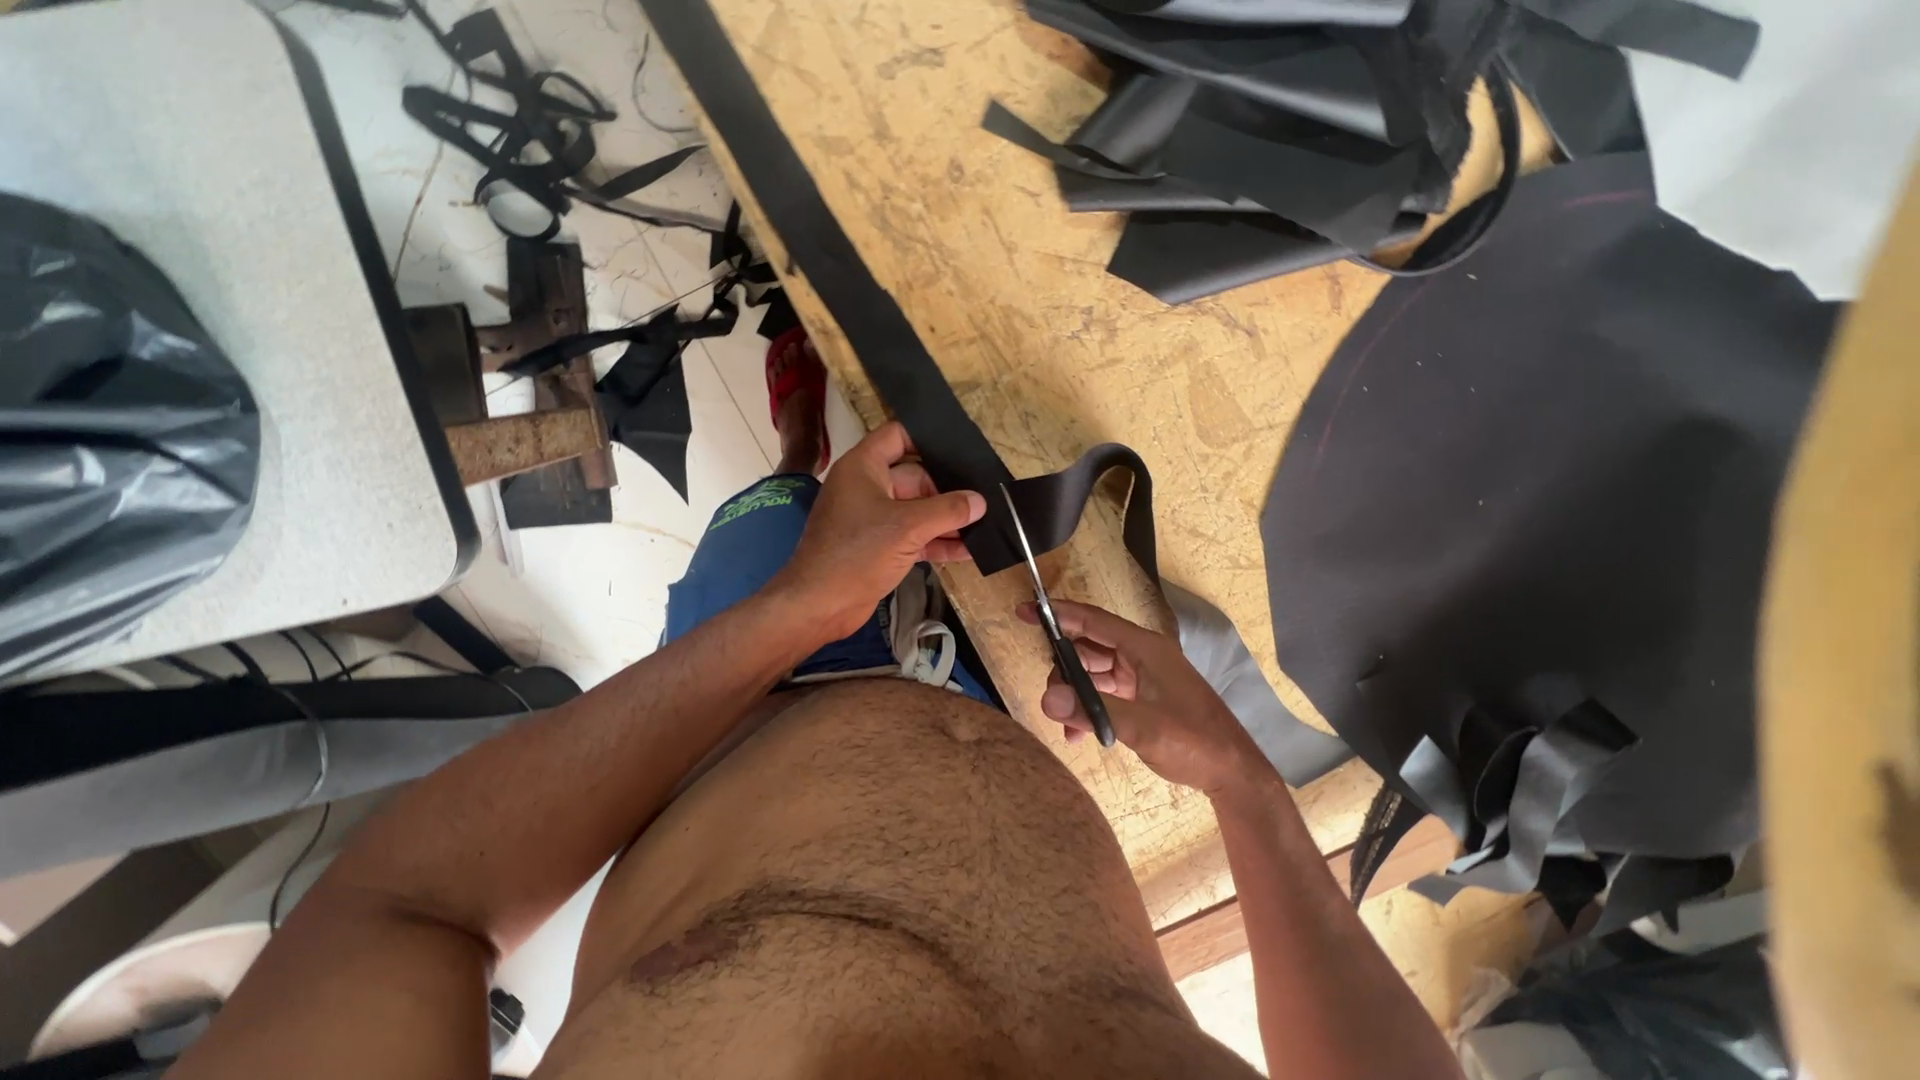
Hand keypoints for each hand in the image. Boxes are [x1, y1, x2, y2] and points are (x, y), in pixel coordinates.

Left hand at [771, 421, 985, 641]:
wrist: (820, 605)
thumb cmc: (857, 553)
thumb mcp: (907, 527)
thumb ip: (947, 511)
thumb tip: (981, 501)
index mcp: (864, 467)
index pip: (897, 436)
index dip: (927, 437)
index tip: (962, 448)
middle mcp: (868, 487)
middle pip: (916, 477)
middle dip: (948, 489)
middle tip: (987, 496)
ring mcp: (874, 518)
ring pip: (917, 510)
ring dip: (947, 520)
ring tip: (987, 524)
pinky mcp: (880, 547)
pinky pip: (914, 536)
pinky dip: (937, 542)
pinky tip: (969, 551)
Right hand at [1019, 598, 1272, 796]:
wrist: (1234, 774)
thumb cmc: (1195, 743)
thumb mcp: (1142, 728)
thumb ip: (1093, 711)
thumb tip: (1046, 698)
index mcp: (1146, 649)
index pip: (1093, 621)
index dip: (1058, 614)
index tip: (1024, 611)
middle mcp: (1143, 657)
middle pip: (1089, 647)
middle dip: (1063, 667)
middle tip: (1049, 694)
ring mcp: (1144, 678)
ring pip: (1095, 672)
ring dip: (1075, 693)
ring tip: (1063, 721)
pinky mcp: (1144, 699)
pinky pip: (1105, 694)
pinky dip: (1089, 708)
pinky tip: (1078, 734)